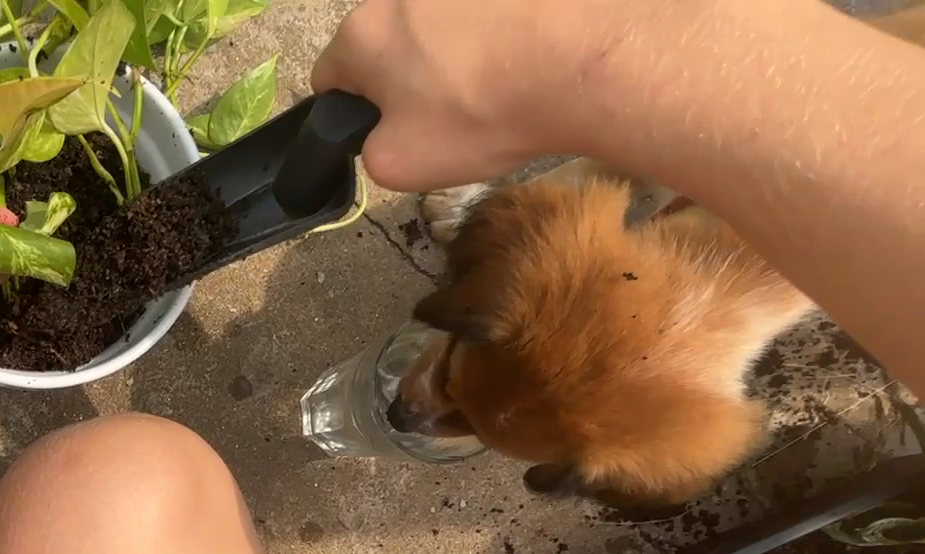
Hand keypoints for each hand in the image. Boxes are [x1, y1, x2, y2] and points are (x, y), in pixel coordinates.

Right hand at [311, 0, 684, 191]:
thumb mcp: (394, 166)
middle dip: (399, 70)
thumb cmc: (481, 115)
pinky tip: (522, 51)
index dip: (350, 109)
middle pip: (383, 38)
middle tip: (438, 108)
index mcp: (362, 33)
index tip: (385, 126)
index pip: (328, 75)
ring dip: (447, 45)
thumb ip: (366, 147)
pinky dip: (494, 24)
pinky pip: (485, 6)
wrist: (596, 60)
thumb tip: (381, 128)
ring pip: (435, 18)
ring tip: (490, 77)